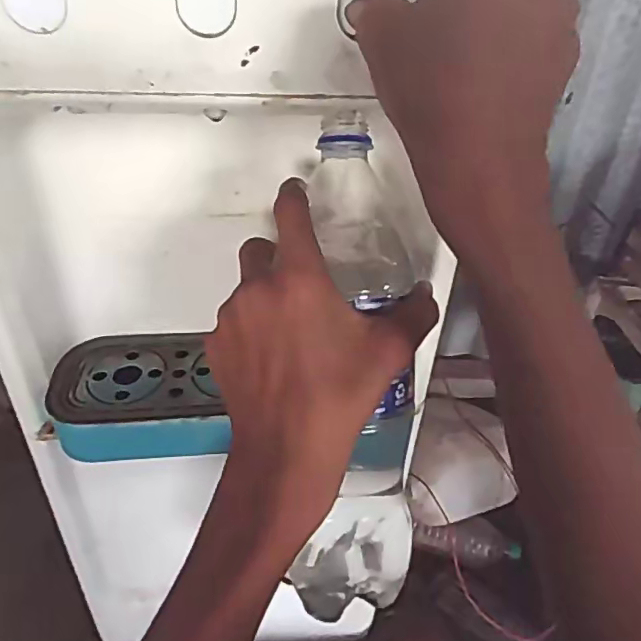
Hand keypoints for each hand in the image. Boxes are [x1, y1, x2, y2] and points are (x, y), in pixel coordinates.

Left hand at [205, 180, 437, 532]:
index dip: (293, 198)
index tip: (295, 191)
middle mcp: (257, 288)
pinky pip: (232, 323)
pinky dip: (248, 329)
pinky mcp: (216, 346)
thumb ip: (413, 313)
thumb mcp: (388, 352)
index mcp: (299, 278)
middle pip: (258, 249)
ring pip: (244, 288)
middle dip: (276, 255)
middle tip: (300, 283)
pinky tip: (270, 360)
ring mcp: (230, 318)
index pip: (290, 217)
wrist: (286, 450)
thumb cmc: (340, 394)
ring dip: (263, 297)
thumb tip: (424, 293)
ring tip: (290, 334)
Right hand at [347, 0, 577, 263]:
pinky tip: (492, 73)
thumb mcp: (385, 42)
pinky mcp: (567, 48)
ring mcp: (559, 8)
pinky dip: (520, 34)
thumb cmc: (430, 87)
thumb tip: (376, 8)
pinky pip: (543, 22)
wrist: (481, 161)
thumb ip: (381, 11)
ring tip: (470, 47)